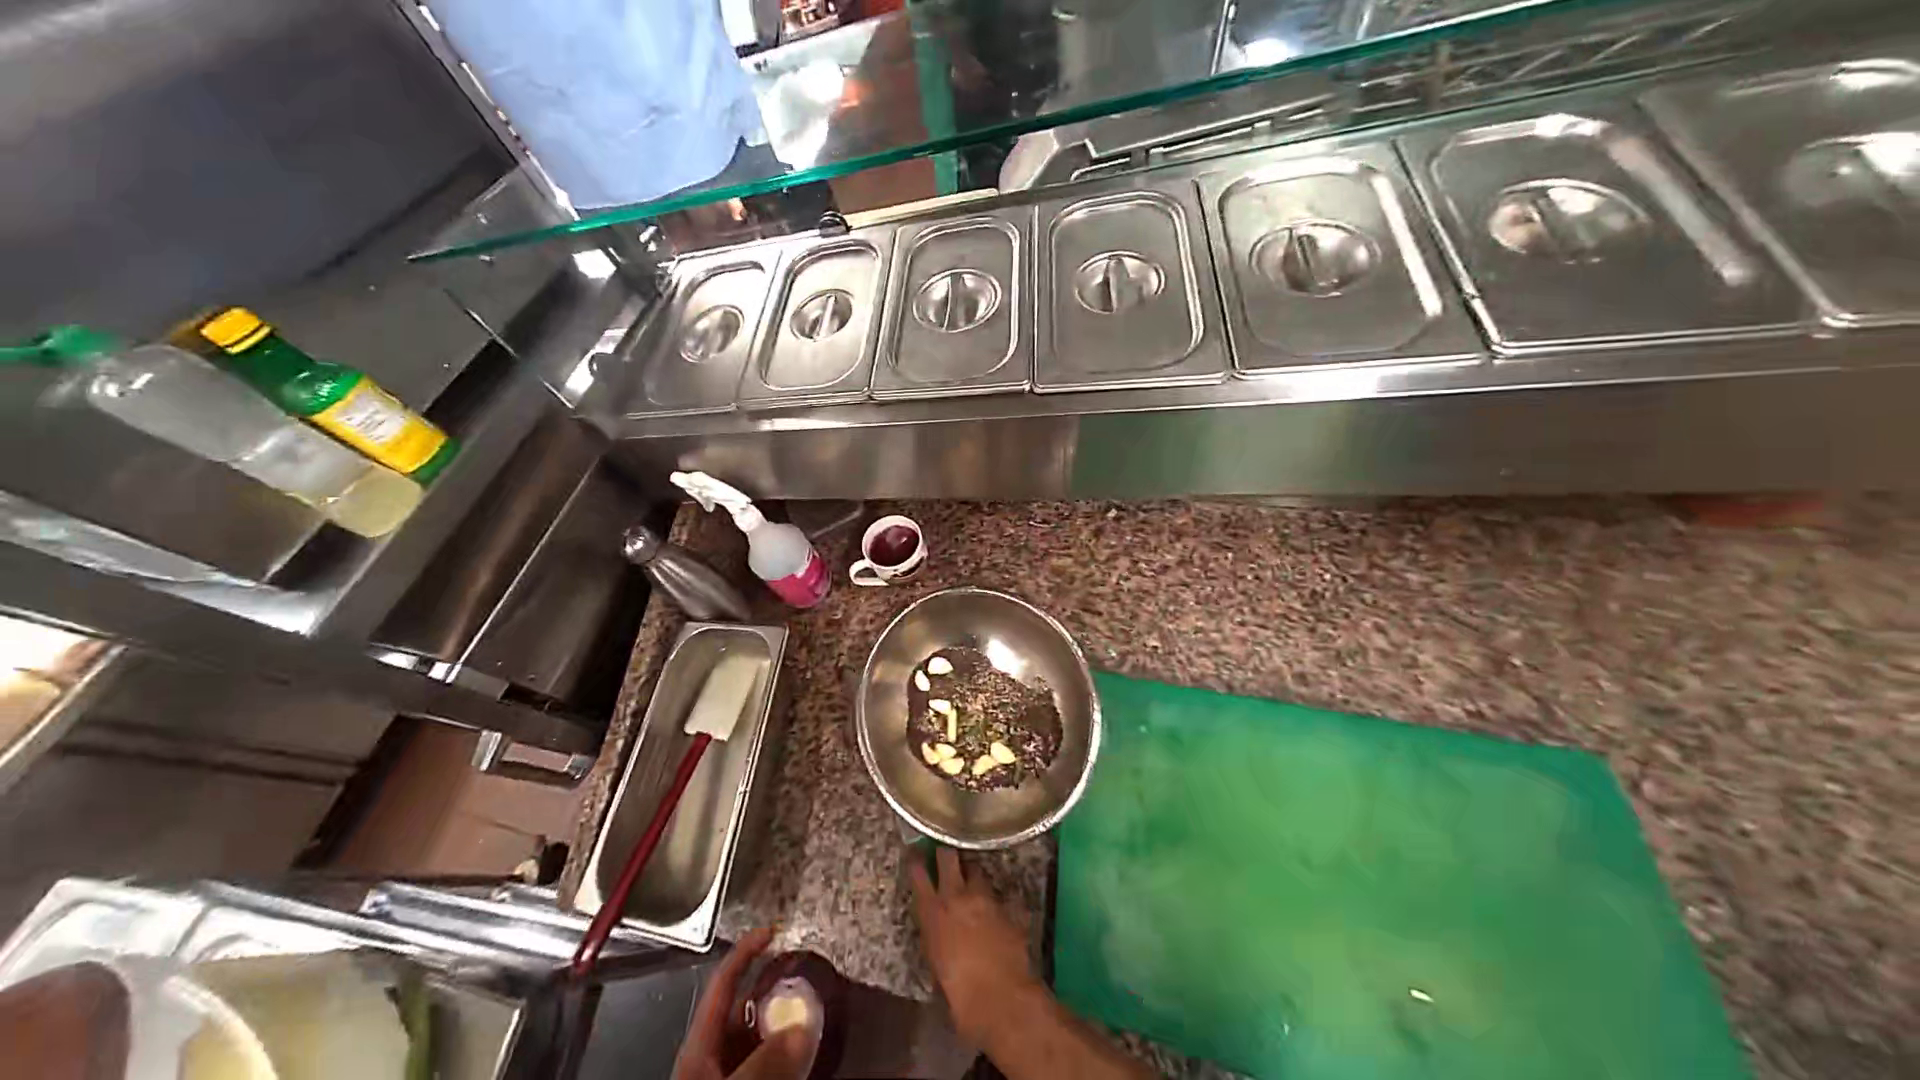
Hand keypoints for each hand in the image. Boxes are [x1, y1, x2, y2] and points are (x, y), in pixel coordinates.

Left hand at [672, 927, 816, 1079]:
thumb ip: (765, 1058)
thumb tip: (805, 1027)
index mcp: (701, 1044)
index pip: (723, 983)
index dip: (745, 951)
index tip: (770, 930)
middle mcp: (716, 1055)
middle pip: (750, 1007)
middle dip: (779, 985)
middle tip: (806, 966)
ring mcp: (732, 1071)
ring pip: (765, 1036)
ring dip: (790, 1020)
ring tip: (817, 1004)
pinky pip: (774, 1063)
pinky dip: (792, 1051)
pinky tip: (811, 1046)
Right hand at [908, 846, 1042, 1044]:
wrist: (1001, 997)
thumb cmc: (958, 991)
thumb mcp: (935, 961)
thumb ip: (935, 934)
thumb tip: (938, 927)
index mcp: (933, 912)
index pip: (918, 874)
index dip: (916, 860)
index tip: (916, 852)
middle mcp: (957, 896)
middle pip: (948, 858)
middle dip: (946, 852)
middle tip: (946, 852)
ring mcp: (985, 898)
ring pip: (977, 871)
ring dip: (973, 874)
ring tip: (972, 881)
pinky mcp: (1008, 905)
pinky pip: (999, 895)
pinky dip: (995, 901)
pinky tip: (997, 912)